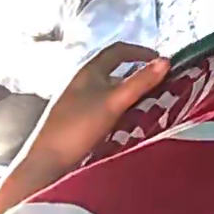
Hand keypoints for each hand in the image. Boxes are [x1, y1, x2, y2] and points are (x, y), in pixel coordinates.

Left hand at [31, 42, 170, 164]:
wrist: (46, 163)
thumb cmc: (79, 126)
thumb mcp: (114, 102)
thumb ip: (140, 81)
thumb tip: (167, 60)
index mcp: (88, 71)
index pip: (118, 50)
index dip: (141, 51)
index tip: (161, 62)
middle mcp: (83, 81)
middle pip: (116, 70)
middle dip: (139, 74)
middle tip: (161, 84)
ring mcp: (79, 100)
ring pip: (112, 89)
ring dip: (132, 92)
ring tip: (151, 103)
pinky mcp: (78, 118)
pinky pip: (107, 105)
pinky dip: (123, 107)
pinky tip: (131, 120)